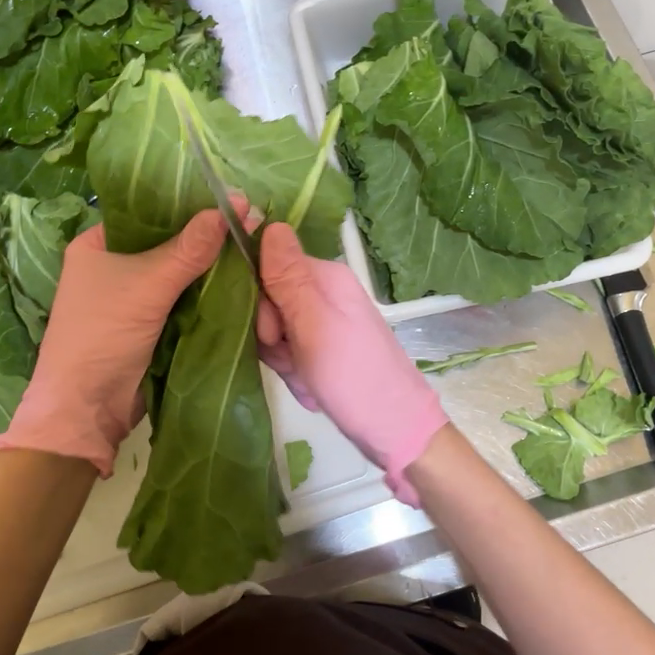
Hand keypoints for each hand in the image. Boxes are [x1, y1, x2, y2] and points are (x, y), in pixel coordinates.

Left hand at [0, 210, 226, 474]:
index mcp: (98, 244)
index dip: (187, 202)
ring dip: (210, 265)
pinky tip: (241, 277)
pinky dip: (207, 291)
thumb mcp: (148, 286)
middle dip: (205, 235)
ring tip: (253, 242)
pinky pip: (184, 298)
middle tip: (250, 219)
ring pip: (179, 271)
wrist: (86, 411)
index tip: (229, 195)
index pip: (148, 211)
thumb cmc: (103, 336)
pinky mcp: (151, 324)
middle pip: (167, 241)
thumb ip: (190, 249)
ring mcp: (133, 297)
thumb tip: (235, 205)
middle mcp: (113, 265)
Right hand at [255, 223, 446, 505]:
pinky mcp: (323, 348)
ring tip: (306, 378)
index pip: (266, 270)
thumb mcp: (314, 326)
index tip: (275, 334)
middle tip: (294, 360)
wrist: (394, 430)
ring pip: (275, 331)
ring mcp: (324, 322)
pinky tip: (310, 388)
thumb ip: (288, 278)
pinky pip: (289, 352)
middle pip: (268, 303)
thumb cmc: (354, 377)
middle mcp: (325, 293)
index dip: (261, 305)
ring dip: (282, 359)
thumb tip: (270, 223)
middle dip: (272, 338)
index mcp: (326, 277)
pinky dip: (294, 372)